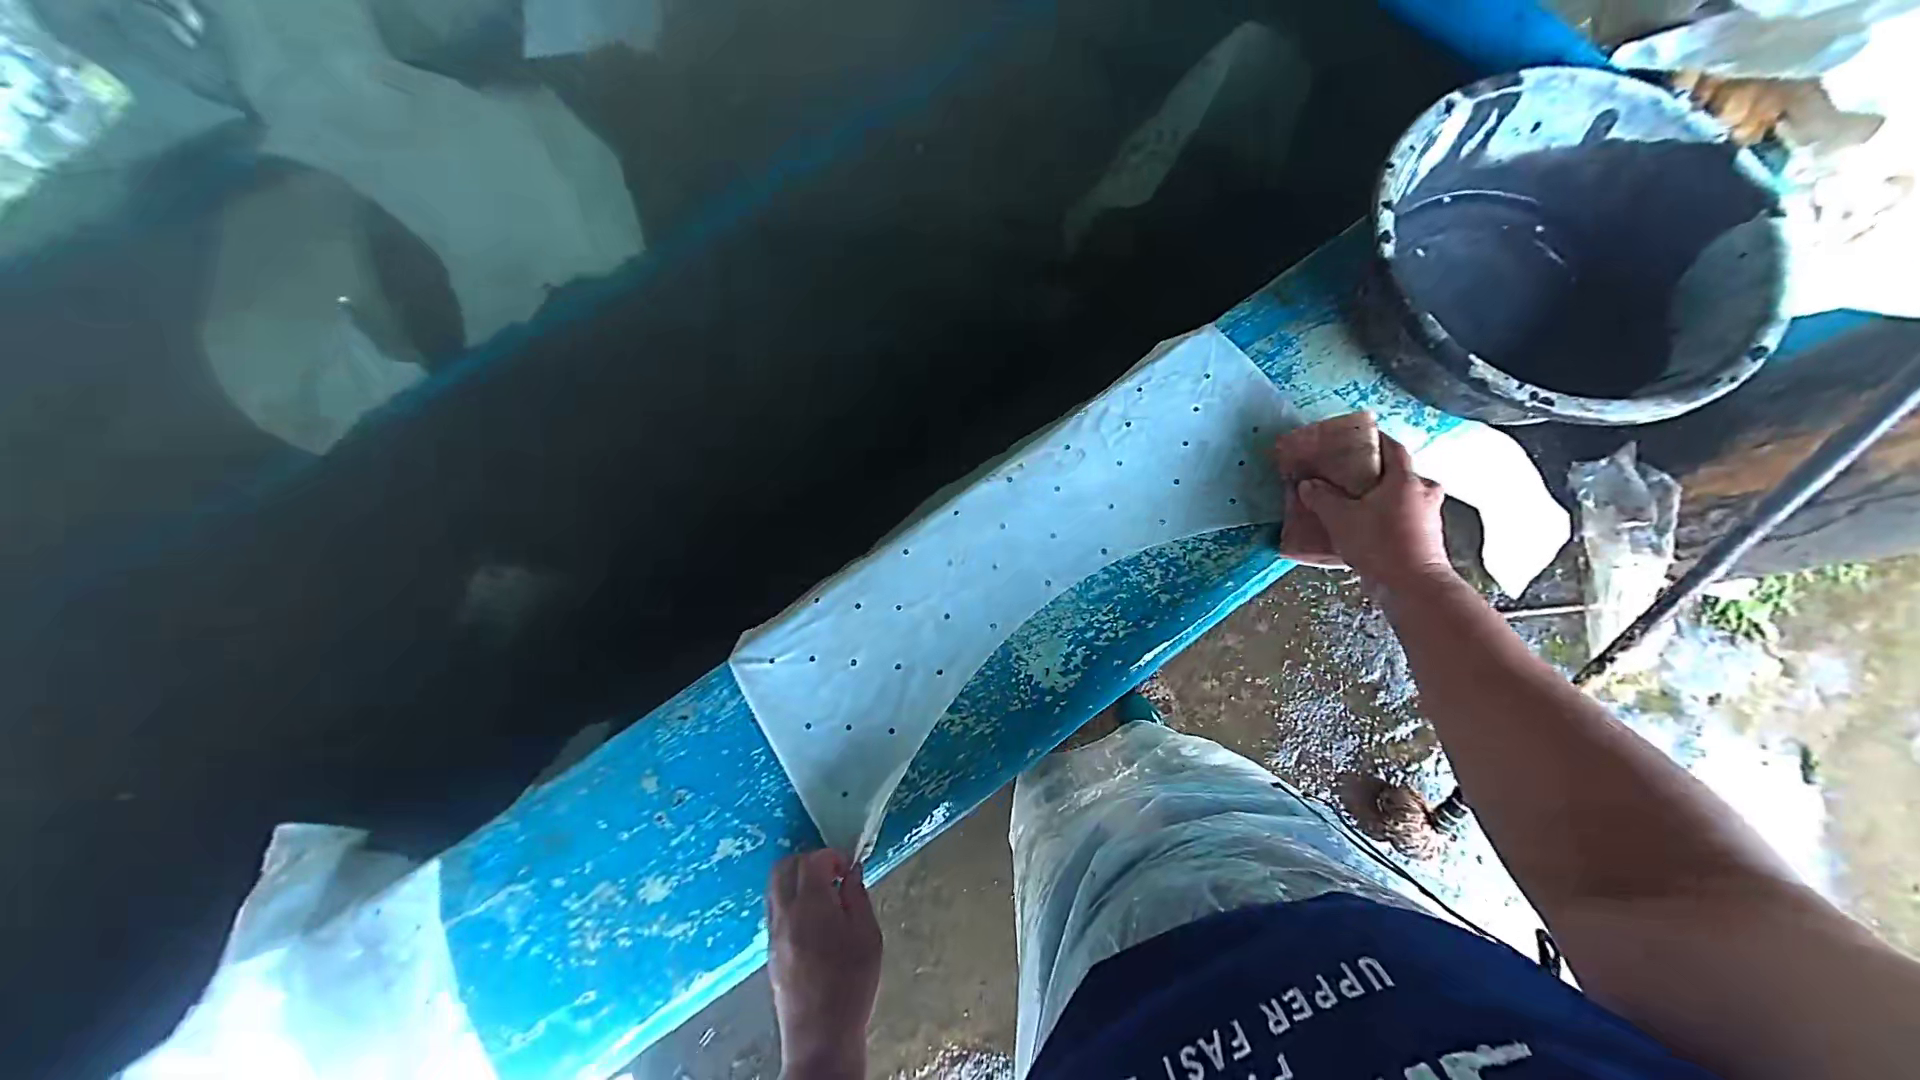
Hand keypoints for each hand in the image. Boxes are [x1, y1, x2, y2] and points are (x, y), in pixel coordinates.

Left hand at [768, 850, 881, 1079]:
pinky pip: (775, 909)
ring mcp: (773, 933)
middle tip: (833, 875)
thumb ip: (858, 897)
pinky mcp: (770, 951)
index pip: (813, 860)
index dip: (833, 856)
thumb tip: (851, 873)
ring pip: (775, 887)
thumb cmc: (851, 984)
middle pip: (785, 866)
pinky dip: (791, 900)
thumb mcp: (868, 935)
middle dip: (809, 861)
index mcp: (810, 905)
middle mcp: (785, 913)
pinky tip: (813, 919)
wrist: (820, 1038)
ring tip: (823, 896)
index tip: (849, 868)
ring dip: (797, 879)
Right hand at [1292, 433, 1452, 592]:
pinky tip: (1363, 526)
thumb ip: (1321, 498)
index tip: (1355, 438)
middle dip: (1374, 472)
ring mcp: (1428, 515)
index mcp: (1406, 479)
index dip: (1374, 439)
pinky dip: (1384, 516)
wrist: (1412, 585)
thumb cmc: (1379, 543)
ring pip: (1400, 496)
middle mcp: (1424, 492)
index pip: (1392, 447)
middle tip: (1348, 475)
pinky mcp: (1425, 536)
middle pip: (1398, 473)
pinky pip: (1401, 516)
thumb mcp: (1340, 518)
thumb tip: (1307, 485)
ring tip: (1351, 502)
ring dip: (1379, 496)